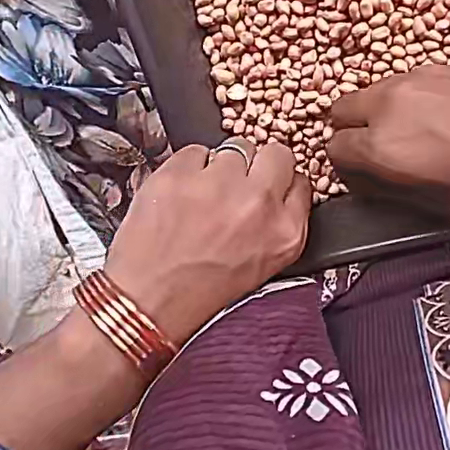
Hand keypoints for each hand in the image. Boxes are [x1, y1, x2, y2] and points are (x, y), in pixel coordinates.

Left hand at [102, 139, 312, 342]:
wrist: (148, 301)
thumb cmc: (202, 289)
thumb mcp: (265, 264)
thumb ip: (280, 223)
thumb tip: (280, 189)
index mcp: (285, 232)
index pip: (301, 182)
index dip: (282, 181)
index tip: (268, 185)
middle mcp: (258, 202)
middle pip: (276, 153)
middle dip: (259, 163)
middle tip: (237, 182)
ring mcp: (218, 183)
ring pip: (234, 148)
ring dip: (220, 167)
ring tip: (202, 196)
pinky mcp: (180, 173)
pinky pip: (195, 151)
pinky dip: (188, 168)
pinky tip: (180, 194)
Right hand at [326, 66, 449, 220]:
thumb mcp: (444, 206)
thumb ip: (394, 189)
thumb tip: (373, 179)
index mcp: (382, 146)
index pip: (334, 150)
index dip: (348, 168)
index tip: (367, 176)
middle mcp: (387, 105)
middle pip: (340, 111)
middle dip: (351, 131)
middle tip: (379, 152)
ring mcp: (412, 78)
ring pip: (370, 93)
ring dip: (376, 113)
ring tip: (413, 135)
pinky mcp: (439, 64)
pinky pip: (401, 84)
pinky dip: (403, 99)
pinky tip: (437, 117)